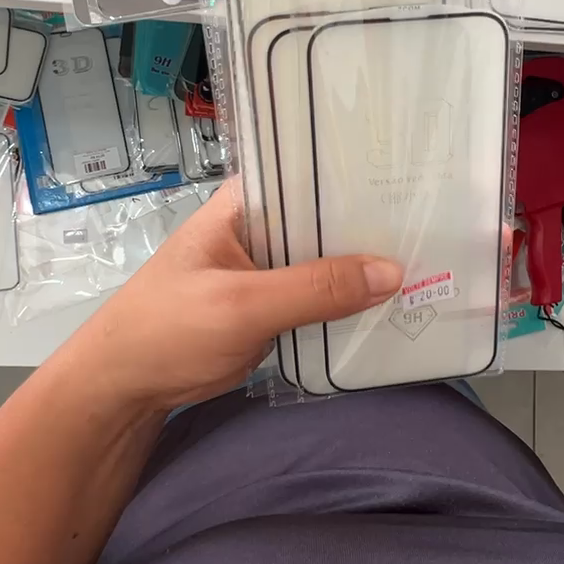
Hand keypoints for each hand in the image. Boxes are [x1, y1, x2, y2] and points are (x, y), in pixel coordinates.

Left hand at [58, 179, 403, 413]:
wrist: (125, 390)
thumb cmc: (167, 330)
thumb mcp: (241, 305)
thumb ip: (314, 289)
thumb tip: (393, 272)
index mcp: (246, 203)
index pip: (309, 173)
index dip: (358, 175)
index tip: (413, 180)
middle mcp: (261, 227)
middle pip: (326, 218)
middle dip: (372, 225)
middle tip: (438, 225)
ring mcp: (268, 268)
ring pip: (327, 259)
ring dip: (364, 266)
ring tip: (432, 259)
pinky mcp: (274, 305)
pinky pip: (320, 296)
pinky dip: (348, 301)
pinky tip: (393, 301)